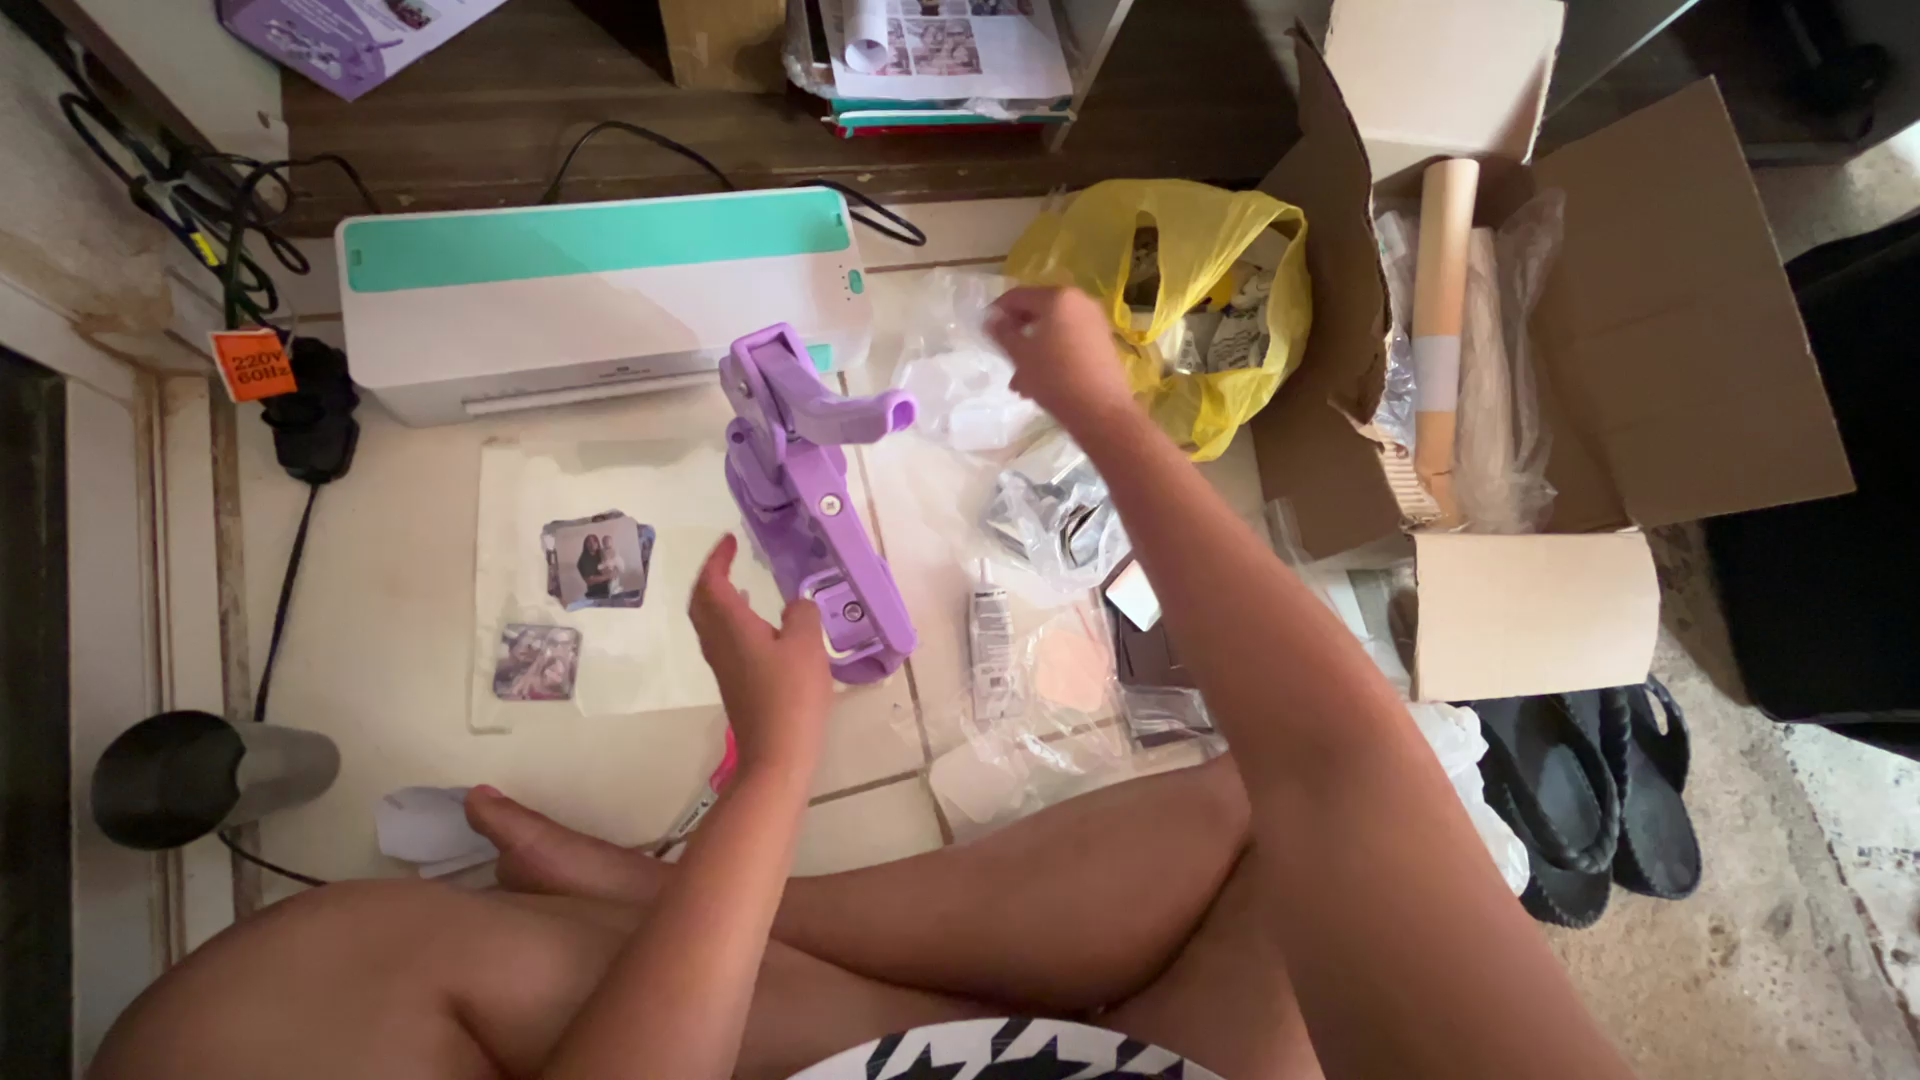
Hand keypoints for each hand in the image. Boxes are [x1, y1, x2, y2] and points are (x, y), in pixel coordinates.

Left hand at [689, 534, 831, 779]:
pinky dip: (730, 619)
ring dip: (717, 598)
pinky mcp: (734, 682)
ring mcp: (724, 665)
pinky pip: (722, 638)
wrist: (777, 752)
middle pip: (701, 602)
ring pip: (708, 622)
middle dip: (710, 577)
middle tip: (729, 560)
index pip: (712, 583)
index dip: (718, 559)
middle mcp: (719, 642)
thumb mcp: (808, 645)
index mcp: (732, 626)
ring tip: (740, 585)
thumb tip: (797, 605)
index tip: (729, 540)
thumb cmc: (791, 694)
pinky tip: (757, 624)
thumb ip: (802, 614)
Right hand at [986, 286, 1135, 428]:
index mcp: (1058, 298)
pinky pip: (1069, 342)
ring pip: (1054, 331)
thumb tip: (991, 320)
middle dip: (1018, 335)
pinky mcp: (1103, 342)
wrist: (1101, 410)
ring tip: (1021, 382)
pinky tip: (1042, 383)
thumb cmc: (1054, 377)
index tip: (985, 330)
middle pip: (1038, 312)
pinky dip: (1053, 355)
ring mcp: (1095, 322)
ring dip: (1033, 352)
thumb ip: (1003, 333)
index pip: (1018, 296)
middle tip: (1005, 357)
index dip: (998, 311)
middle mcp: (1080, 302)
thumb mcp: (1021, 355)